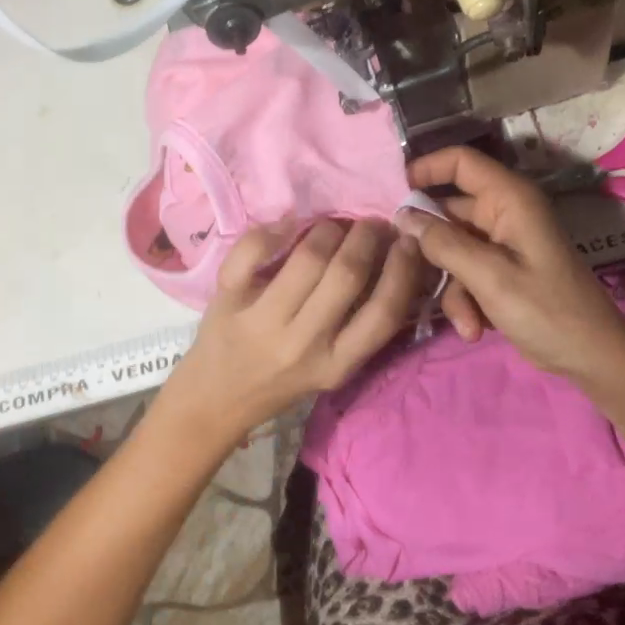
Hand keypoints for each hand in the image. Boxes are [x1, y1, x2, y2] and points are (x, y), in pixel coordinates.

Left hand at [163, 218, 422, 437]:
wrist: (215, 401)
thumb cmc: (282, 381)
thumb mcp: (332, 366)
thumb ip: (361, 325)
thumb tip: (394, 260)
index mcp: (336, 364)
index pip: (383, 313)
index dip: (403, 271)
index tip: (408, 243)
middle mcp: (302, 344)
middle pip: (346, 274)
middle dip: (367, 237)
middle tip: (372, 224)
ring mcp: (262, 321)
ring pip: (307, 258)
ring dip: (329, 229)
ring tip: (335, 225)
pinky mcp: (228, 300)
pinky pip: (252, 252)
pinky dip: (274, 230)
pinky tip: (291, 222)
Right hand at [397, 147, 624, 375]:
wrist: (591, 357)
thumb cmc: (547, 310)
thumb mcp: (489, 278)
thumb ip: (443, 244)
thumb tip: (402, 216)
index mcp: (510, 199)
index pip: (461, 162)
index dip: (425, 168)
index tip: (390, 191)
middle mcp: (505, 213)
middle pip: (448, 210)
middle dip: (430, 247)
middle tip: (404, 268)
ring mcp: (503, 243)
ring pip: (452, 248)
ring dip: (451, 286)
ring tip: (464, 320)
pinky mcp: (502, 271)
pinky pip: (466, 272)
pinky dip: (465, 300)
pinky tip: (473, 329)